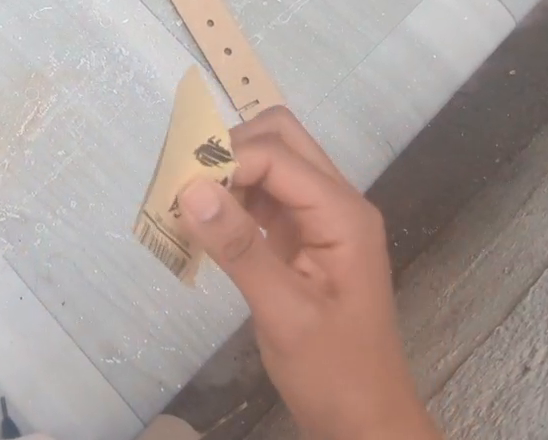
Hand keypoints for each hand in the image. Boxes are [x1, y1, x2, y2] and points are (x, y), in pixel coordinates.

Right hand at [176, 108, 437, 439]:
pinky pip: (262, 191)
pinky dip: (230, 195)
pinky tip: (204, 221)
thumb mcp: (284, 313)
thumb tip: (189, 188)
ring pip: (269, 159)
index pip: (275, 155)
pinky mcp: (300, 235)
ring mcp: (318, 217)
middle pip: (280, 137)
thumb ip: (238, 247)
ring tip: (187, 198)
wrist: (367, 425)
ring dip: (227, 168)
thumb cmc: (335, 373)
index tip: (180, 187)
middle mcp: (335, 202)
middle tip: (187, 179)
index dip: (226, 160)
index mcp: (342, 214)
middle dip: (229, 147)